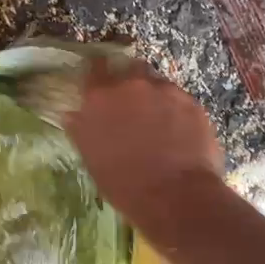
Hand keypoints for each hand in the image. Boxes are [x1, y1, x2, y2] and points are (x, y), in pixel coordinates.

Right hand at [64, 58, 225, 218]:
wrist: (176, 197)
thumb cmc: (124, 183)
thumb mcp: (92, 158)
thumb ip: (81, 129)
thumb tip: (72, 114)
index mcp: (101, 96)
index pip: (95, 67)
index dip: (98, 73)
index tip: (100, 83)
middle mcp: (133, 85)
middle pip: (130, 69)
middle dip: (130, 83)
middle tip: (131, 107)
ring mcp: (166, 91)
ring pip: (157, 83)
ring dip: (154, 96)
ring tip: (158, 122)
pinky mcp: (192, 103)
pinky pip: (179, 99)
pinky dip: (176, 110)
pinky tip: (178, 132)